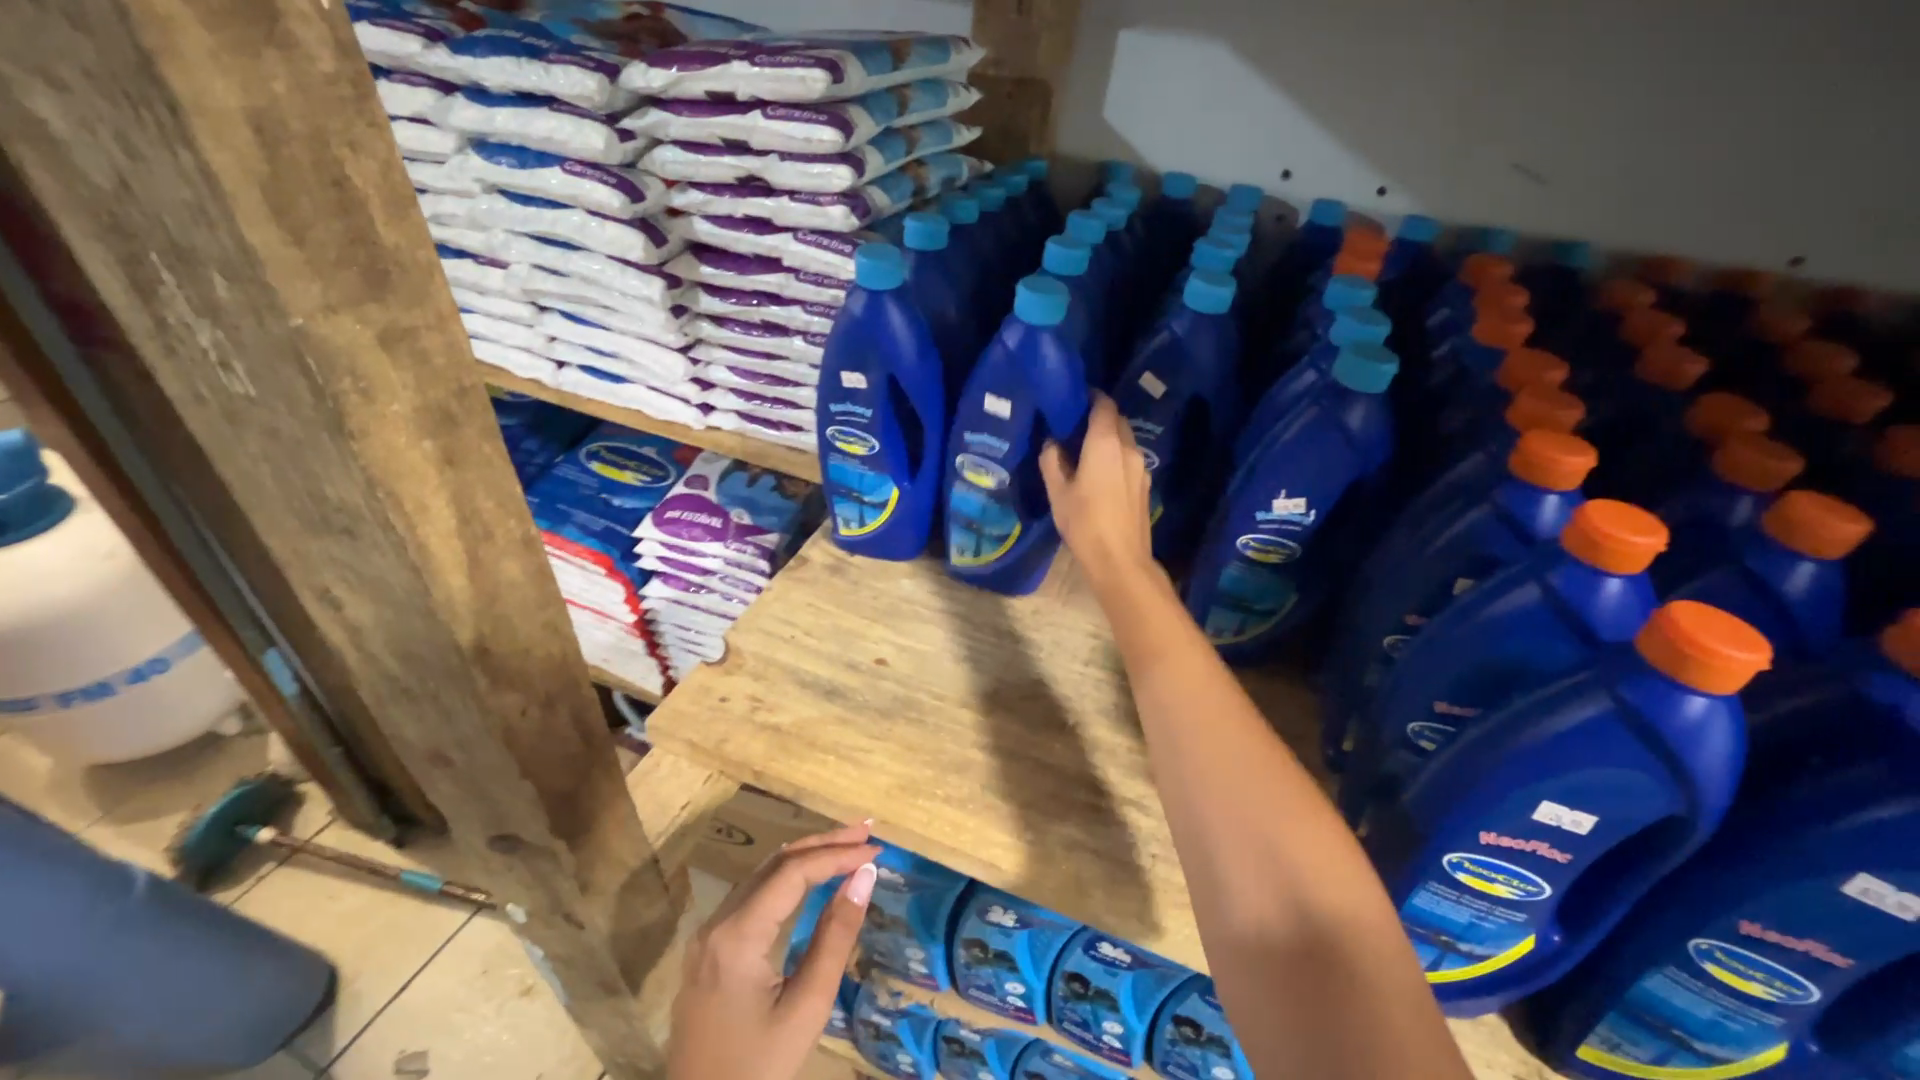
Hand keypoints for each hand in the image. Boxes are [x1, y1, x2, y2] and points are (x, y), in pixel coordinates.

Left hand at [668, 823, 879, 1079]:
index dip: (836, 853)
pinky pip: (750, 897)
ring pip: (760, 877)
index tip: (877, 849)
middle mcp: (716, 924)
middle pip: (773, 864)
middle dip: (822, 843)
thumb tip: (864, 876)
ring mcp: (707, 936)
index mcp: (737, 935)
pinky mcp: (708, 951)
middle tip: (867, 832)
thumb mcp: (808, 1006)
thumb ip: (836, 936)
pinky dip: (785, 880)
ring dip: (804, 857)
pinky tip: (811, 878)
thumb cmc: (761, 1066)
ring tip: (847, 845)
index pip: (792, 872)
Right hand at [1040, 393, 1162, 593]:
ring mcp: (1141, 468)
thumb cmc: (1085, 524)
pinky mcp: (1145, 486)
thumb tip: (1052, 443)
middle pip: (1117, 421)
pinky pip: (1130, 460)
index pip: (1104, 405)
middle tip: (1076, 426)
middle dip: (1099, 418)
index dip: (1091, 397)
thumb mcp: (1058, 493)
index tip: (1074, 399)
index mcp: (1105, 444)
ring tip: (1086, 451)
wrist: (1120, 561)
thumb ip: (1052, 461)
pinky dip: (1116, 457)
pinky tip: (1101, 474)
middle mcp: (1128, 449)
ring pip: (1125, 441)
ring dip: (1109, 439)